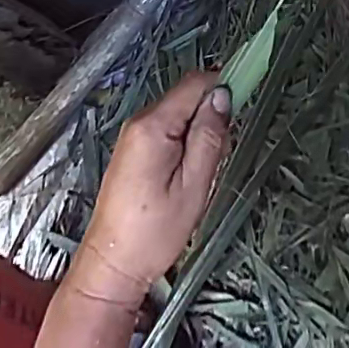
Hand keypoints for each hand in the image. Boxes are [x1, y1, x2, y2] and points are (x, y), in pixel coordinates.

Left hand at [69, 73, 230, 308]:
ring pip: (180, 112)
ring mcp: (133, 133)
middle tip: (218, 154)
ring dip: (198, 130)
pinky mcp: (133, 147)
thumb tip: (223, 95)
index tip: (238, 112)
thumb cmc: (154, 233)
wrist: (110, 267)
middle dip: (210, 115)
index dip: (222, 87)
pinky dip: (184, 141)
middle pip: (187, 96)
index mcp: (153, 125)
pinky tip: (184, 174)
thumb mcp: (193, 186)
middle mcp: (140, 120)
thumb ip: (209, 136)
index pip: (195, 82)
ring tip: (200, 171)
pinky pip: (168, 127)